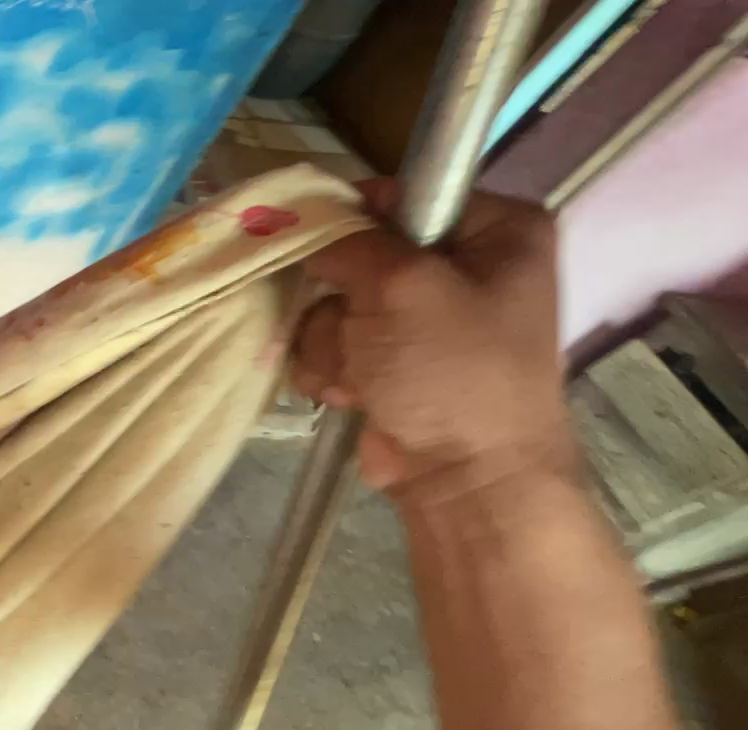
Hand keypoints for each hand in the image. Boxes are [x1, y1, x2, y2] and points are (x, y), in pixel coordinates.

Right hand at [292, 178, 576, 502]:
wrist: (460, 471)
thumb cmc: (450, 371)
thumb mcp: (402, 289)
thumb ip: (351, 245)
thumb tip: (301, 223)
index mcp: (493, 229)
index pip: (402, 194)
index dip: (349, 218)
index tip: (306, 242)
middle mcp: (456, 268)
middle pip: (353, 259)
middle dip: (337, 303)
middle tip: (352, 330)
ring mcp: (414, 320)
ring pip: (329, 310)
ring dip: (329, 346)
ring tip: (359, 376)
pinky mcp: (382, 360)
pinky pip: (326, 347)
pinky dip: (330, 372)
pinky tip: (354, 394)